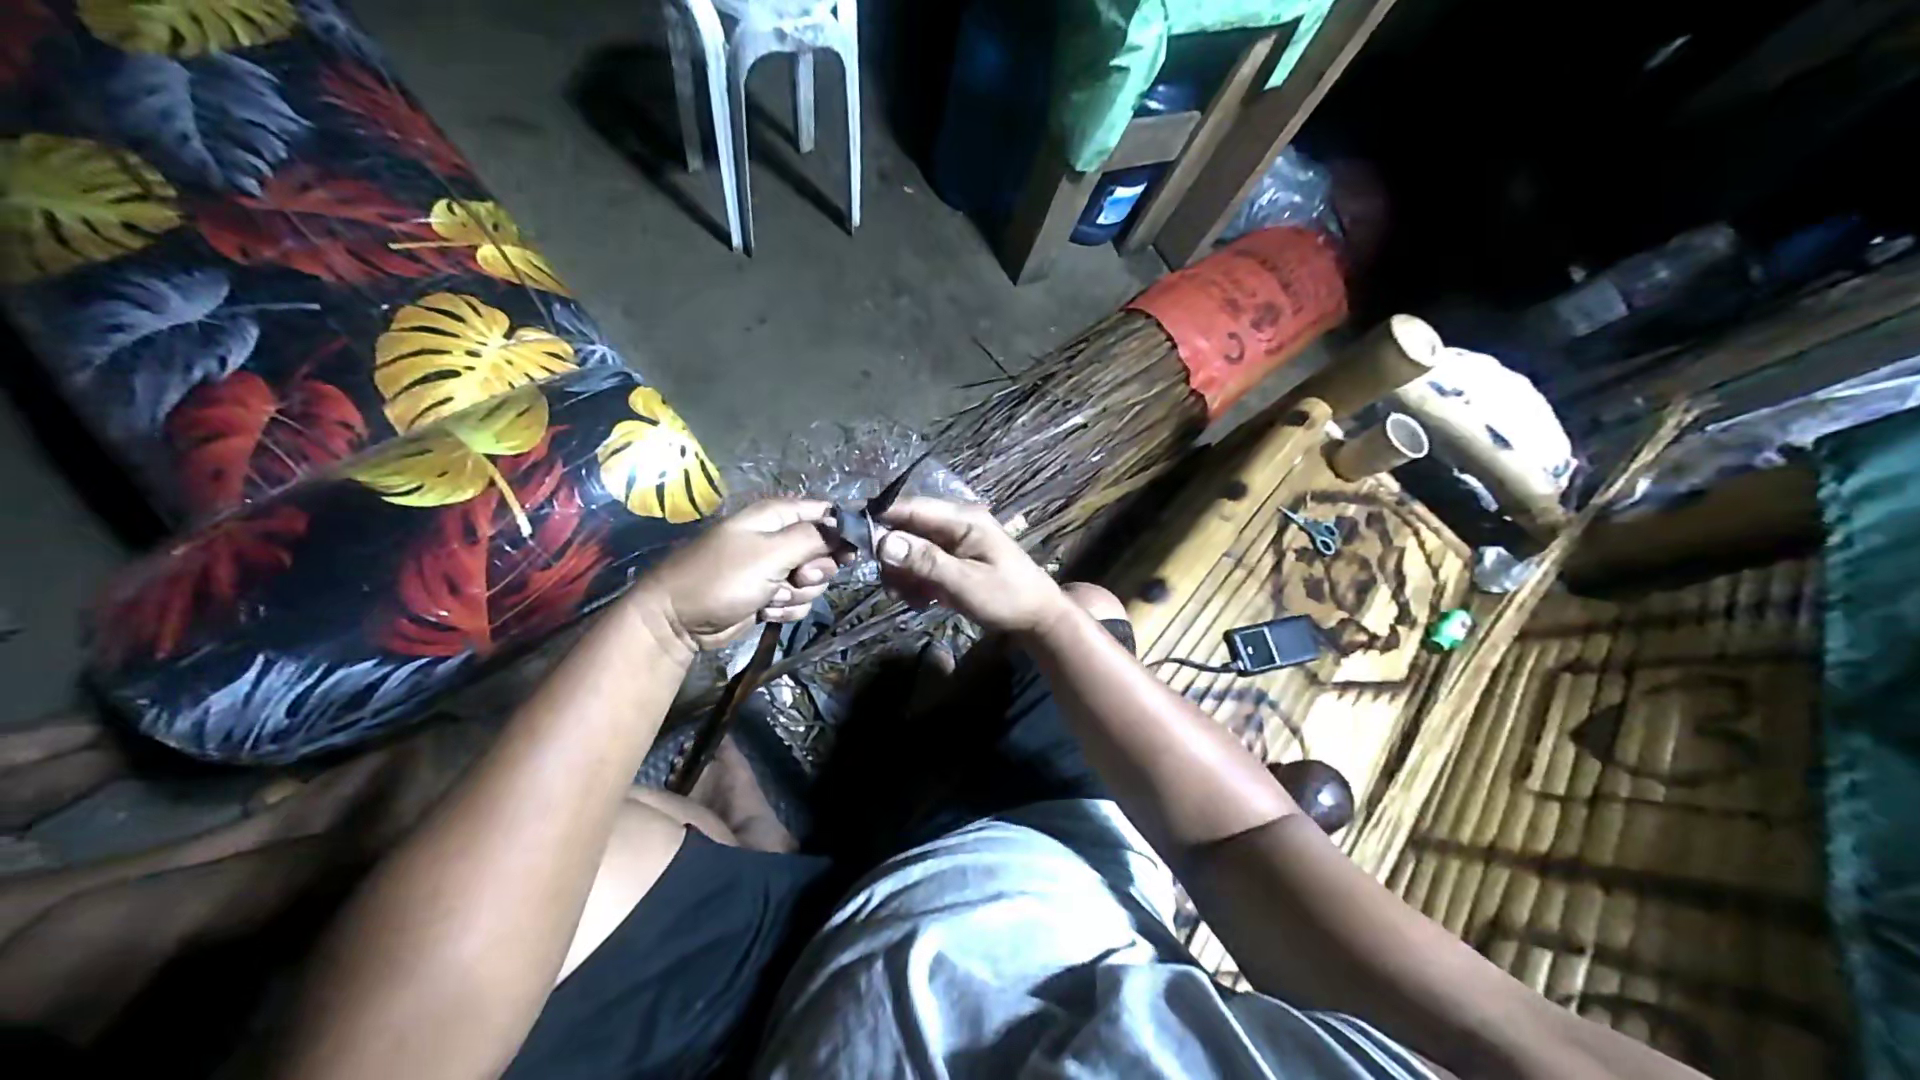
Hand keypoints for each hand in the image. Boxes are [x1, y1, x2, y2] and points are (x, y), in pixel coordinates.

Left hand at [630, 499, 840, 655]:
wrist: (678, 621)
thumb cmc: (722, 578)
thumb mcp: (771, 553)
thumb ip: (813, 539)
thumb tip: (848, 528)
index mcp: (776, 516)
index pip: (826, 513)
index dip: (842, 532)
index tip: (849, 553)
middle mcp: (778, 538)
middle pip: (824, 551)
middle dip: (815, 571)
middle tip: (797, 577)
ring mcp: (774, 569)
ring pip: (814, 581)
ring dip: (797, 594)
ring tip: (770, 597)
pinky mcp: (769, 595)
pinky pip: (798, 601)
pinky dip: (785, 609)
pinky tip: (764, 611)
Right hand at [874, 497, 1069, 634]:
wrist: (1038, 619)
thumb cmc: (1007, 597)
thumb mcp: (965, 582)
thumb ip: (925, 562)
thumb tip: (883, 542)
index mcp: (962, 519)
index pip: (910, 507)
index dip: (878, 517)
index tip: (850, 536)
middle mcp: (955, 524)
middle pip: (906, 529)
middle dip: (892, 557)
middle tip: (892, 587)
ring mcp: (954, 542)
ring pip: (909, 549)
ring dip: (902, 574)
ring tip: (908, 599)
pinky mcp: (952, 560)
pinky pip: (921, 564)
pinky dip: (914, 581)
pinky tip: (920, 600)